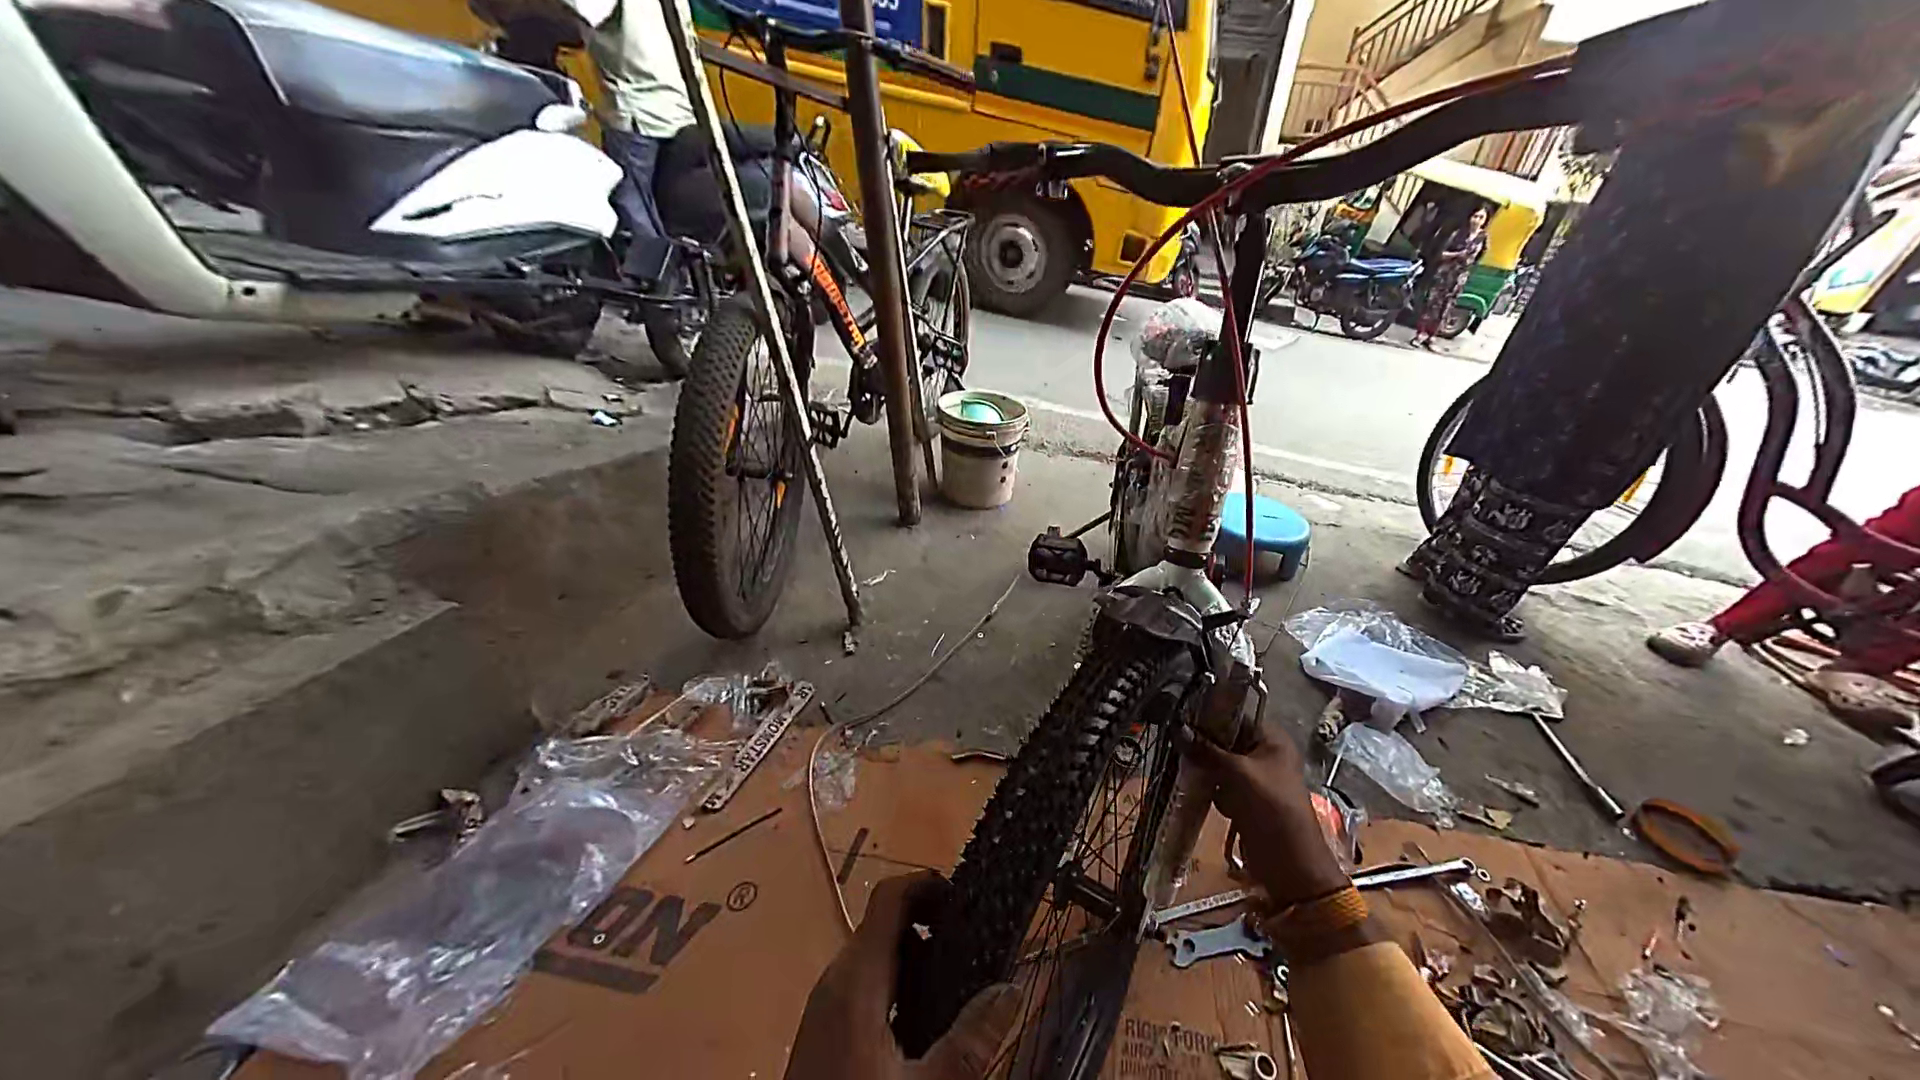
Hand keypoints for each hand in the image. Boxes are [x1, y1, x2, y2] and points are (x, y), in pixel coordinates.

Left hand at [785, 872, 1021, 1079]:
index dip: (926, 885)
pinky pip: (866, 980)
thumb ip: (971, 1040)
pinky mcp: (827, 1027)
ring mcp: (828, 1003)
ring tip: (957, 972)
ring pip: (875, 952)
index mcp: (857, 978)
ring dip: (916, 950)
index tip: (965, 899)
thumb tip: (1011, 989)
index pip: (888, 897)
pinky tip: (925, 1012)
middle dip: (929, 919)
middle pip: (883, 921)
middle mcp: (838, 978)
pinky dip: (899, 976)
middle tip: (973, 938)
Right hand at [1184, 723, 1350, 907]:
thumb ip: (1208, 750)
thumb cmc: (1271, 809)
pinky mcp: (1246, 799)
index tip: (1182, 719)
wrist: (1290, 864)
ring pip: (1220, 762)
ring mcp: (1256, 778)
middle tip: (1182, 747)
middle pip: (1225, 739)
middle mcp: (1265, 754)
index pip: (1236, 716)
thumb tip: (1179, 729)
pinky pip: (1222, 784)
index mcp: (1273, 740)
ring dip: (1206, 769)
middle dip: (1204, 746)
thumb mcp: (1239, 774)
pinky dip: (1213, 789)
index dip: (1210, 717)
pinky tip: (1208, 796)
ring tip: (1193, 774)